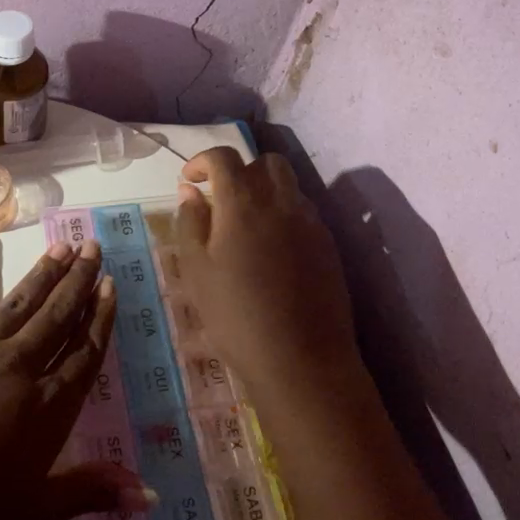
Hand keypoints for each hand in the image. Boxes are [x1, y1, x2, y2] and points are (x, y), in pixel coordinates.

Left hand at [0, 234, 144, 519]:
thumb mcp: (34, 513)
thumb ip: (90, 492)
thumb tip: (149, 494)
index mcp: (46, 406)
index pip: (84, 354)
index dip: (100, 318)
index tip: (111, 284)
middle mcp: (16, 368)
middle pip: (56, 318)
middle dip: (78, 281)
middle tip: (93, 245)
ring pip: (15, 305)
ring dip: (40, 274)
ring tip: (59, 245)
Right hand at [175, 148, 359, 394]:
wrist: (302, 361)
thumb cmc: (236, 317)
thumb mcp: (196, 272)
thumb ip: (190, 223)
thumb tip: (190, 191)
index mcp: (243, 203)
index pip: (224, 158)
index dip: (202, 161)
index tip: (189, 181)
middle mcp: (281, 202)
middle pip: (266, 162)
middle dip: (242, 170)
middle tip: (222, 200)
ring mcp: (311, 223)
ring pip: (289, 186)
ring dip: (266, 191)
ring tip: (247, 226)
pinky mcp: (329, 246)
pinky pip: (305, 213)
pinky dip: (285, 215)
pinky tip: (272, 251)